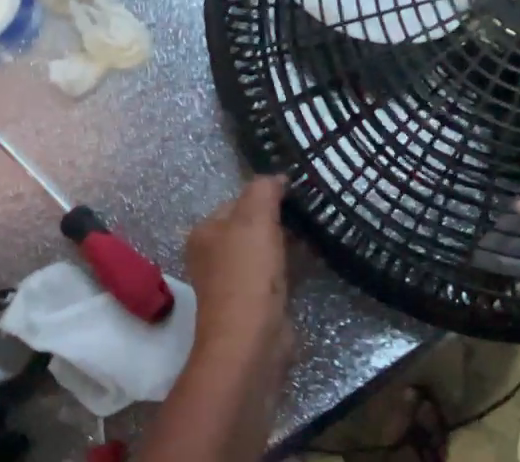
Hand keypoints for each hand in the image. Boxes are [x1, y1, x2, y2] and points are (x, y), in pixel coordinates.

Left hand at [184, 176, 294, 373]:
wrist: (250, 342)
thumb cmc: (247, 274)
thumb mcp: (254, 218)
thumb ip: (264, 189)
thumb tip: (278, 177)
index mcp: (204, 233)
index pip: (239, 201)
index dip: (267, 196)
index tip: (296, 195)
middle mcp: (213, 257)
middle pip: (252, 226)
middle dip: (279, 219)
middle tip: (309, 213)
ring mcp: (232, 283)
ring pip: (265, 250)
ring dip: (287, 242)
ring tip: (314, 234)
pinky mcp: (253, 304)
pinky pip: (274, 274)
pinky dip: (290, 266)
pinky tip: (309, 263)